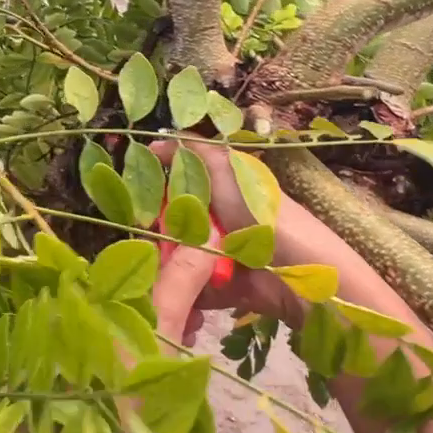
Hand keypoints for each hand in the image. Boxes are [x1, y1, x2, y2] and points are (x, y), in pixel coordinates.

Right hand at [146, 136, 324, 341]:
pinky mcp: (222, 287)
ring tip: (146, 261)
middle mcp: (221, 220)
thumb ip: (195, 152)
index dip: (157, 186)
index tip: (133, 192)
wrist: (300, 278)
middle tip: (139, 230)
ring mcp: (221, 255)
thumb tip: (155, 142)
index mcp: (225, 190)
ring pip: (179, 254)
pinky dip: (178, 290)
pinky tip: (161, 287)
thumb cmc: (263, 217)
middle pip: (175, 219)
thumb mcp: (229, 171)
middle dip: (155, 226)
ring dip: (164, 260)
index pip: (182, 182)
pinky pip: (191, 287)